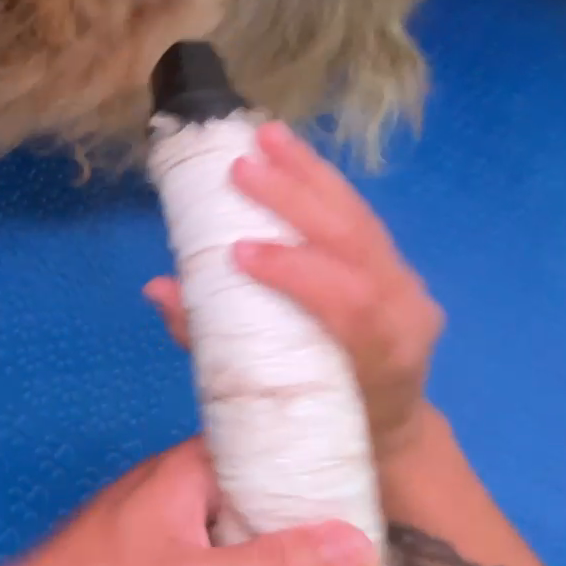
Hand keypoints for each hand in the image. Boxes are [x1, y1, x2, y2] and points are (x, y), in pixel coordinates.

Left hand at [0, 438, 376, 565]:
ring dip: (277, 545)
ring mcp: (162, 522)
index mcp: (181, 473)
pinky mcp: (157, 558)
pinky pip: (216, 551)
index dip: (305, 461)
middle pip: (249, 487)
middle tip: (369, 538)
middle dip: (300, 511)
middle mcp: (171, 487)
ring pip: (234, 522)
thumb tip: (359, 545)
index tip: (362, 481)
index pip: (254, 445)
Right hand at [144, 121, 444, 464]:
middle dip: (296, 201)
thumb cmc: (320, 418)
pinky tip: (290, 152)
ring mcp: (406, 283)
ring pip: (359, 218)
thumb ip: (209, 343)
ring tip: (266, 136)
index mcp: (382, 356)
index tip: (238, 251)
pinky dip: (320, 180)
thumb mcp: (262, 395)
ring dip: (308, 173)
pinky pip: (358, 214)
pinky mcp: (393, 264)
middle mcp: (406, 312)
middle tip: (242, 168)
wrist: (392, 429)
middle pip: (356, 244)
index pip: (349, 303)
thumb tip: (159, 289)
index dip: (296, 272)